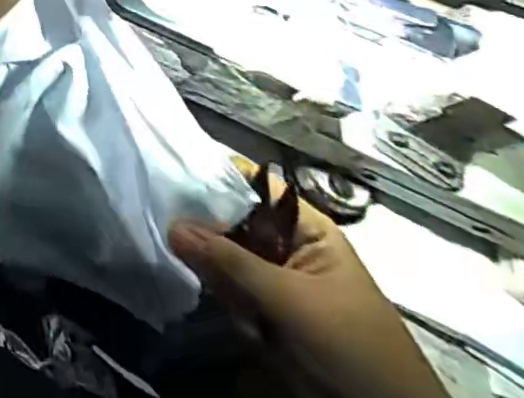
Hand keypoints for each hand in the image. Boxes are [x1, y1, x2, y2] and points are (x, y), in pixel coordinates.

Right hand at [170, 180, 447, 397]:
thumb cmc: (351, 342)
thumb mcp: (291, 299)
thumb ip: (230, 262)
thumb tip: (172, 225)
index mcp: (303, 226)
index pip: (252, 187)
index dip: (217, 182)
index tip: (176, 186)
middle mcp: (286, 245)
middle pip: (232, 225)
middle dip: (219, 251)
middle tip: (222, 276)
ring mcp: (277, 280)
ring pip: (227, 264)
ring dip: (229, 291)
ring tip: (252, 321)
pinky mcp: (269, 313)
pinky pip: (234, 297)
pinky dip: (236, 314)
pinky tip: (254, 334)